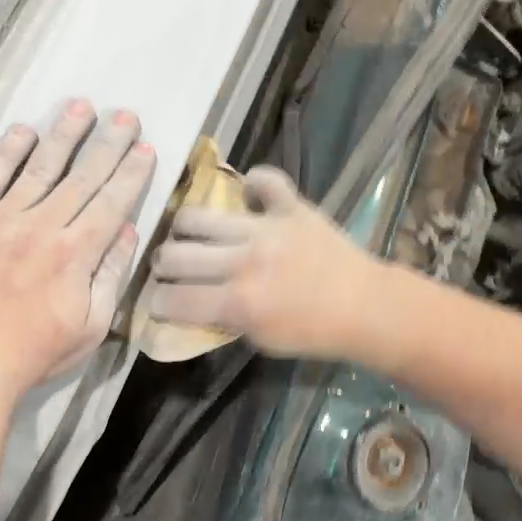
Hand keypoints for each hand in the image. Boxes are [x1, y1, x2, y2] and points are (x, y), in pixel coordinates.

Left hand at [0, 100, 155, 397]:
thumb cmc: (30, 355)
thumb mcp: (89, 327)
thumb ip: (110, 276)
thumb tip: (127, 234)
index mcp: (75, 254)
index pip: (113, 202)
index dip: (132, 173)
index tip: (145, 148)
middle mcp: (41, 227)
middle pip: (82, 176)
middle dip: (108, 143)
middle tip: (124, 115)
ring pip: (39, 168)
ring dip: (63, 135)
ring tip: (80, 105)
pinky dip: (6, 154)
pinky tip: (22, 131)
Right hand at [147, 166, 388, 359]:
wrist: (365, 307)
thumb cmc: (312, 332)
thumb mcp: (261, 340)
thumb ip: (222, 319)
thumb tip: (187, 302)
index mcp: (238, 302)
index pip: (173, 299)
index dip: (156, 303)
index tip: (156, 301)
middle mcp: (245, 262)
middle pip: (176, 255)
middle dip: (162, 266)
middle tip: (166, 267)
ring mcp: (267, 228)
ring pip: (201, 215)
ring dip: (186, 227)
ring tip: (190, 233)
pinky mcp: (292, 207)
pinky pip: (266, 180)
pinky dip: (252, 184)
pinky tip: (245, 195)